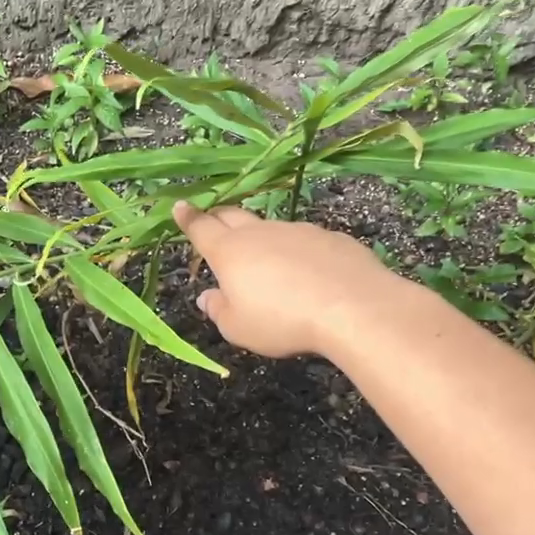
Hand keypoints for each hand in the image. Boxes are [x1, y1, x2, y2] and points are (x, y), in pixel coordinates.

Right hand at [173, 200, 394, 356]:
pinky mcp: (331, 238)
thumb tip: (208, 297)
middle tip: (212, 222)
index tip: (179, 206)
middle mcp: (260, 233)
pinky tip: (307, 275)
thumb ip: (218, 310)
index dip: (187, 217)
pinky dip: (296, 252)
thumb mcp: (238, 328)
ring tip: (266, 265)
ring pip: (270, 229)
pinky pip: (304, 240)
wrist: (354, 307)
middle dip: (218, 218)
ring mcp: (298, 231)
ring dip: (261, 239)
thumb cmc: (282, 321)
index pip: (200, 227)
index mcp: (229, 252)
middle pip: (232, 216)